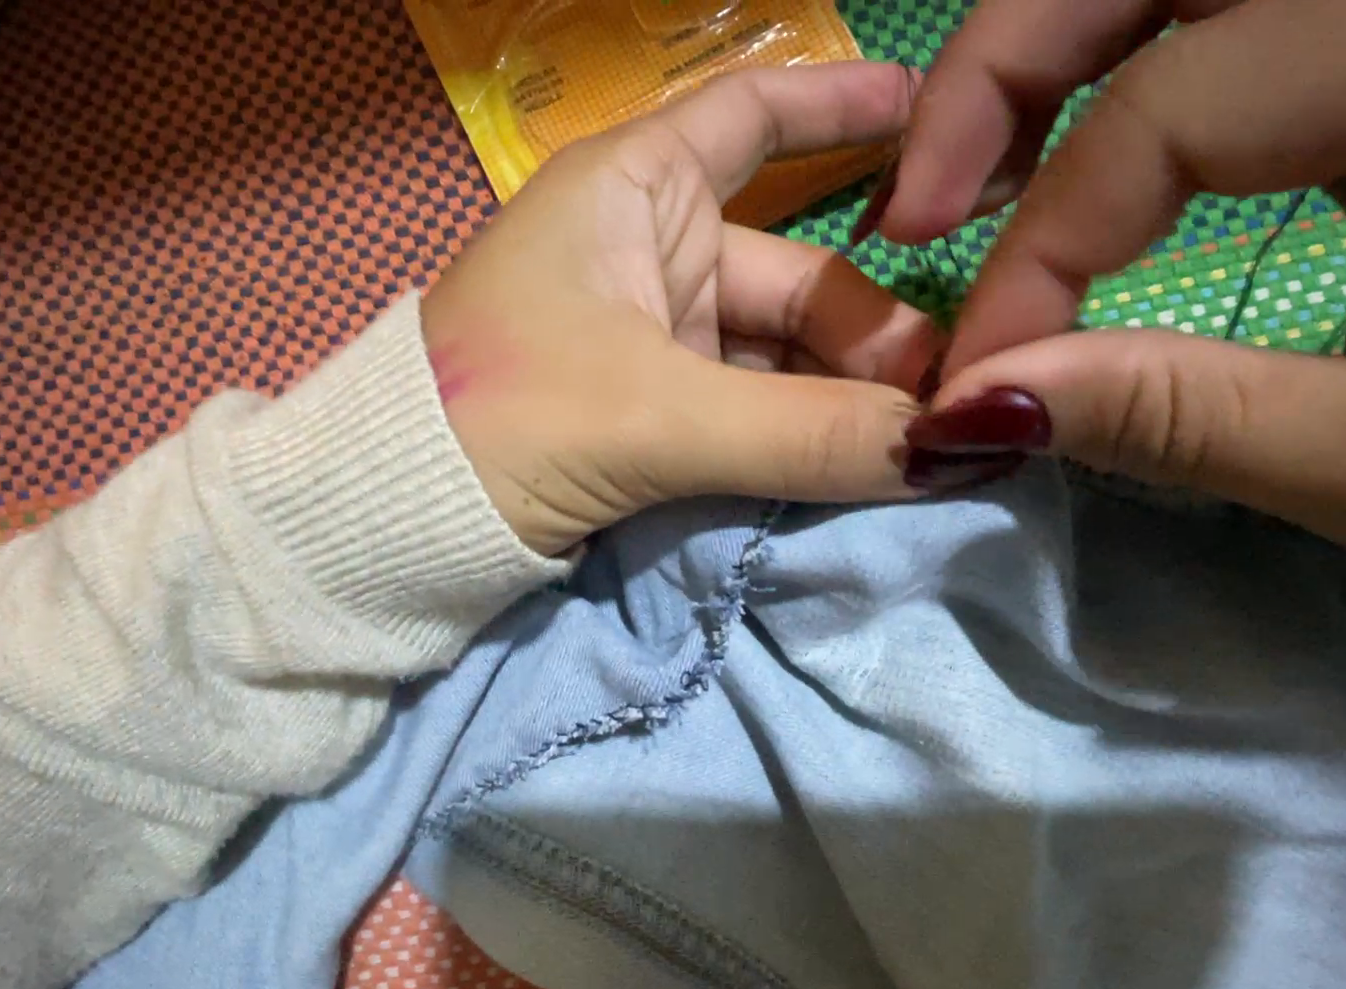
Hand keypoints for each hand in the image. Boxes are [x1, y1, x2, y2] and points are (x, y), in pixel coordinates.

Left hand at [420, 63, 941, 555]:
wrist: (396, 518)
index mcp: (630, 192)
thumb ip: (801, 433)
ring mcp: (657, 336)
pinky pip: (755, 408)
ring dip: (849, 399)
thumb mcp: (652, 418)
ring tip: (928, 442)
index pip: (753, 118)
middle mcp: (649, 251)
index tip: (933, 117)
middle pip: (798, 277)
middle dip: (874, 337)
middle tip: (949, 402)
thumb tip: (949, 451)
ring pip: (783, 354)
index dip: (842, 112)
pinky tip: (870, 458)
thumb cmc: (498, 421)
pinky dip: (805, 436)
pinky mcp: (656, 408)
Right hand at [863, 0, 1345, 601]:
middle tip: (913, 206)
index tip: (975, 369)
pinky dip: (1105, 99)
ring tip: (952, 189)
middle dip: (1011, 65)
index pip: (1209, 88)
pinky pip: (1217, 33)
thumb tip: (977, 409)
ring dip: (1040, 69)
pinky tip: (1045, 178)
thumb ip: (1199, 422)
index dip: (1058, 232)